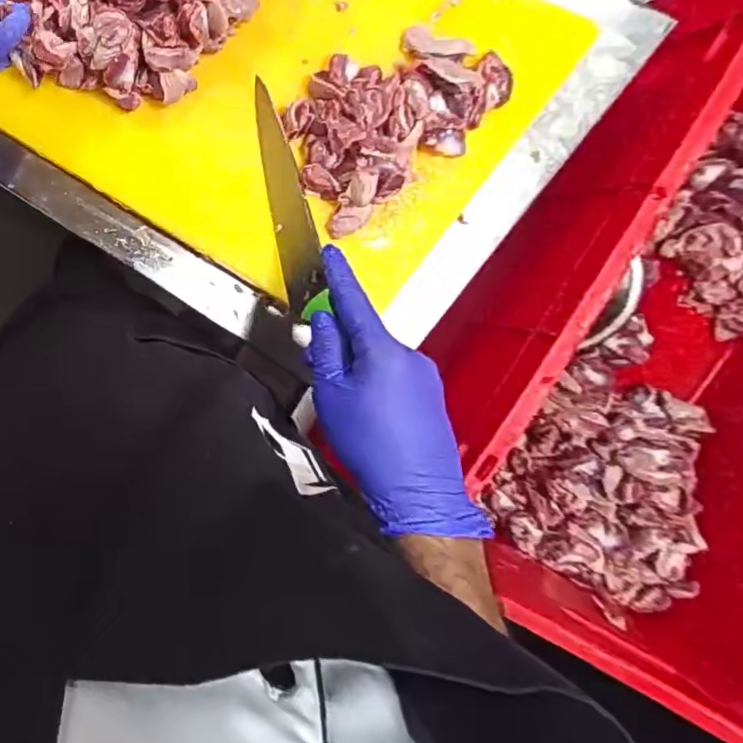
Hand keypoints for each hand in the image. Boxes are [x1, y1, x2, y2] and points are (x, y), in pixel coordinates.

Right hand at [305, 246, 491, 538]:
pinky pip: (391, 372)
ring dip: (350, 364)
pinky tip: (358, 406)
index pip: (355, 303)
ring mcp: (422, 374)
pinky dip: (368, 378)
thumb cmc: (369, 440)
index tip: (331, 254)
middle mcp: (408, 355)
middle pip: (363, 333)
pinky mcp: (428, 393)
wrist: (417, 488)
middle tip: (314, 363)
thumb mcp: (331, 392)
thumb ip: (325, 351)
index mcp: (382, 350)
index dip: (339, 277)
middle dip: (336, 341)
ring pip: (375, 355)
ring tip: (336, 397)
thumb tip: (324, 321)